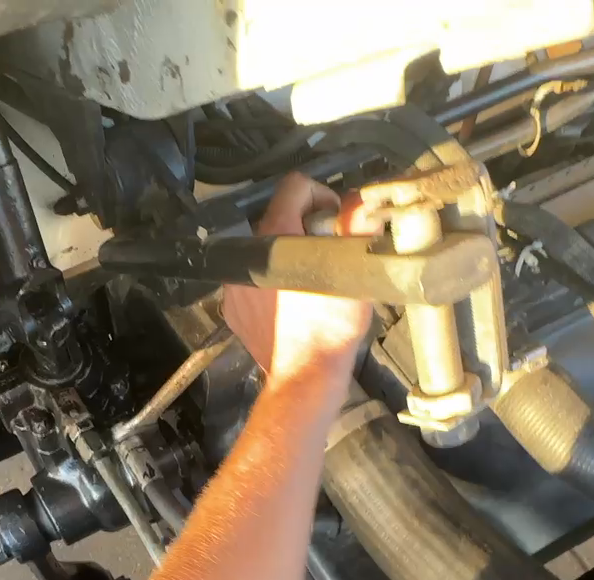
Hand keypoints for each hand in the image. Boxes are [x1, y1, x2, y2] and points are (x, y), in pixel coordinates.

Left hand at [222, 172, 375, 386]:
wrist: (305, 378)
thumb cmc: (331, 327)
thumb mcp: (354, 269)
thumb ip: (357, 226)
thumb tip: (361, 201)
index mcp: (275, 236)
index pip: (294, 187)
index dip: (321, 196)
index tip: (336, 222)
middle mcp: (247, 256)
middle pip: (278, 221)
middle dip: (305, 230)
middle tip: (329, 254)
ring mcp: (234, 286)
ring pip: (264, 255)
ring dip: (287, 259)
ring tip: (311, 283)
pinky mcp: (233, 311)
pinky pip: (252, 284)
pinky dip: (271, 287)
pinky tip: (291, 306)